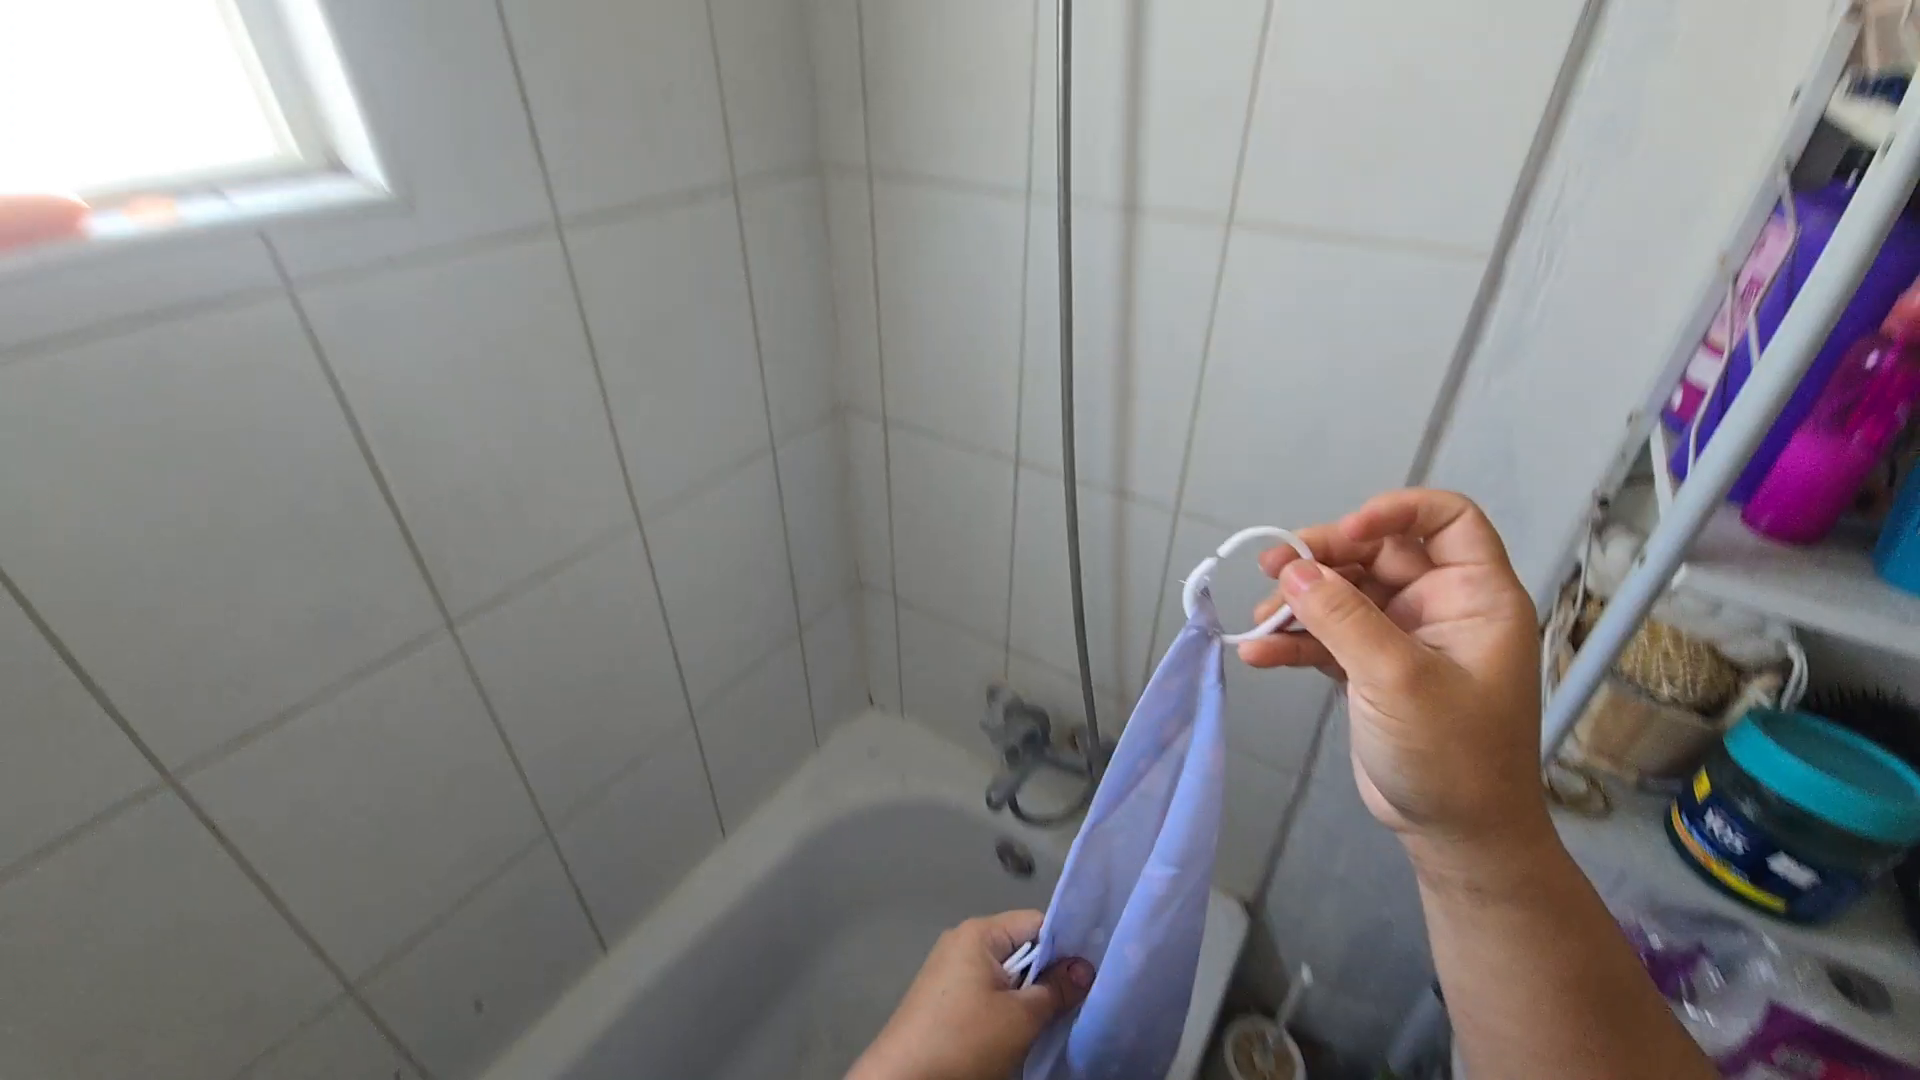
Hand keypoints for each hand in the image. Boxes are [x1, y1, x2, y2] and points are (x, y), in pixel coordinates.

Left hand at [847, 911, 1092, 1079]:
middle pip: (1021, 948)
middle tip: (1079, 999)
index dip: (1067, 944)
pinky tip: (1020, 1032)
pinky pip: (987, 993)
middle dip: (1049, 974)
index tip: (1093, 970)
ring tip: (1053, 1019)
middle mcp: (962, 942)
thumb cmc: (964, 1040)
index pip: (1035, 923)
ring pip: (1006, 975)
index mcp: (979, 932)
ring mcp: (949, 971)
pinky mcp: (943, 1000)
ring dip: (1029, 997)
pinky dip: (1007, 1009)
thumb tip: (1086, 967)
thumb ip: (1056, 989)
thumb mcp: (1020, 1018)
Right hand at [1237, 490, 1547, 851]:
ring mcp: (1400, 638)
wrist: (1453, 834)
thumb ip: (1342, 618)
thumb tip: (1290, 569)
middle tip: (1273, 569)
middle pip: (1376, 555)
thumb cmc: (1451, 754)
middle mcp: (1438, 608)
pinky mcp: (1368, 668)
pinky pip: (1325, 637)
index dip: (1396, 512)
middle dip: (1322, 560)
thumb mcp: (1397, 678)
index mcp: (1473, 597)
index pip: (1448, 521)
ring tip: (1258, 620)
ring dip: (1298, 603)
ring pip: (1341, 595)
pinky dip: (1293, 641)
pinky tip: (1258, 654)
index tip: (1343, 534)